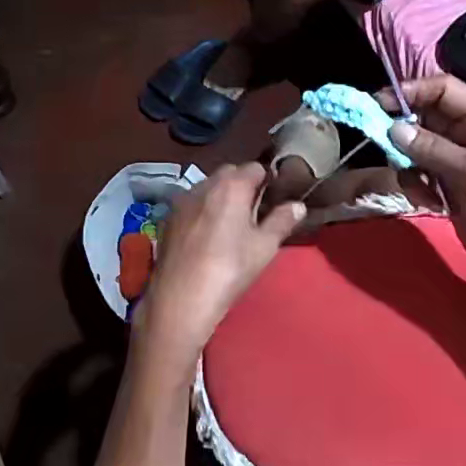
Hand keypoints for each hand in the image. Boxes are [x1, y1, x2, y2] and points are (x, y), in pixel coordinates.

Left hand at [137, 164, 303, 352]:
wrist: (181, 297)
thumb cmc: (231, 268)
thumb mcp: (265, 246)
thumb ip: (282, 220)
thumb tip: (298, 205)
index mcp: (232, 186)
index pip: (255, 167)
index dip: (267, 180)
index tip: (273, 199)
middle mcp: (204, 185)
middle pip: (229, 173)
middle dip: (243, 185)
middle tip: (254, 213)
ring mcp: (182, 201)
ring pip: (207, 188)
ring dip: (220, 197)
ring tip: (229, 225)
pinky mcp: (167, 218)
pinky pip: (191, 204)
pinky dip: (202, 211)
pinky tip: (206, 236)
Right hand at [382, 76, 465, 270]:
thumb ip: (430, 146)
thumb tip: (392, 128)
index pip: (443, 88)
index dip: (411, 91)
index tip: (379, 103)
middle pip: (425, 116)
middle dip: (405, 134)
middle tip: (388, 150)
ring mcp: (457, 156)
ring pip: (416, 146)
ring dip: (411, 166)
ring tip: (423, 189)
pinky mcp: (447, 180)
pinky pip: (418, 171)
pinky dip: (418, 185)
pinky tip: (432, 202)